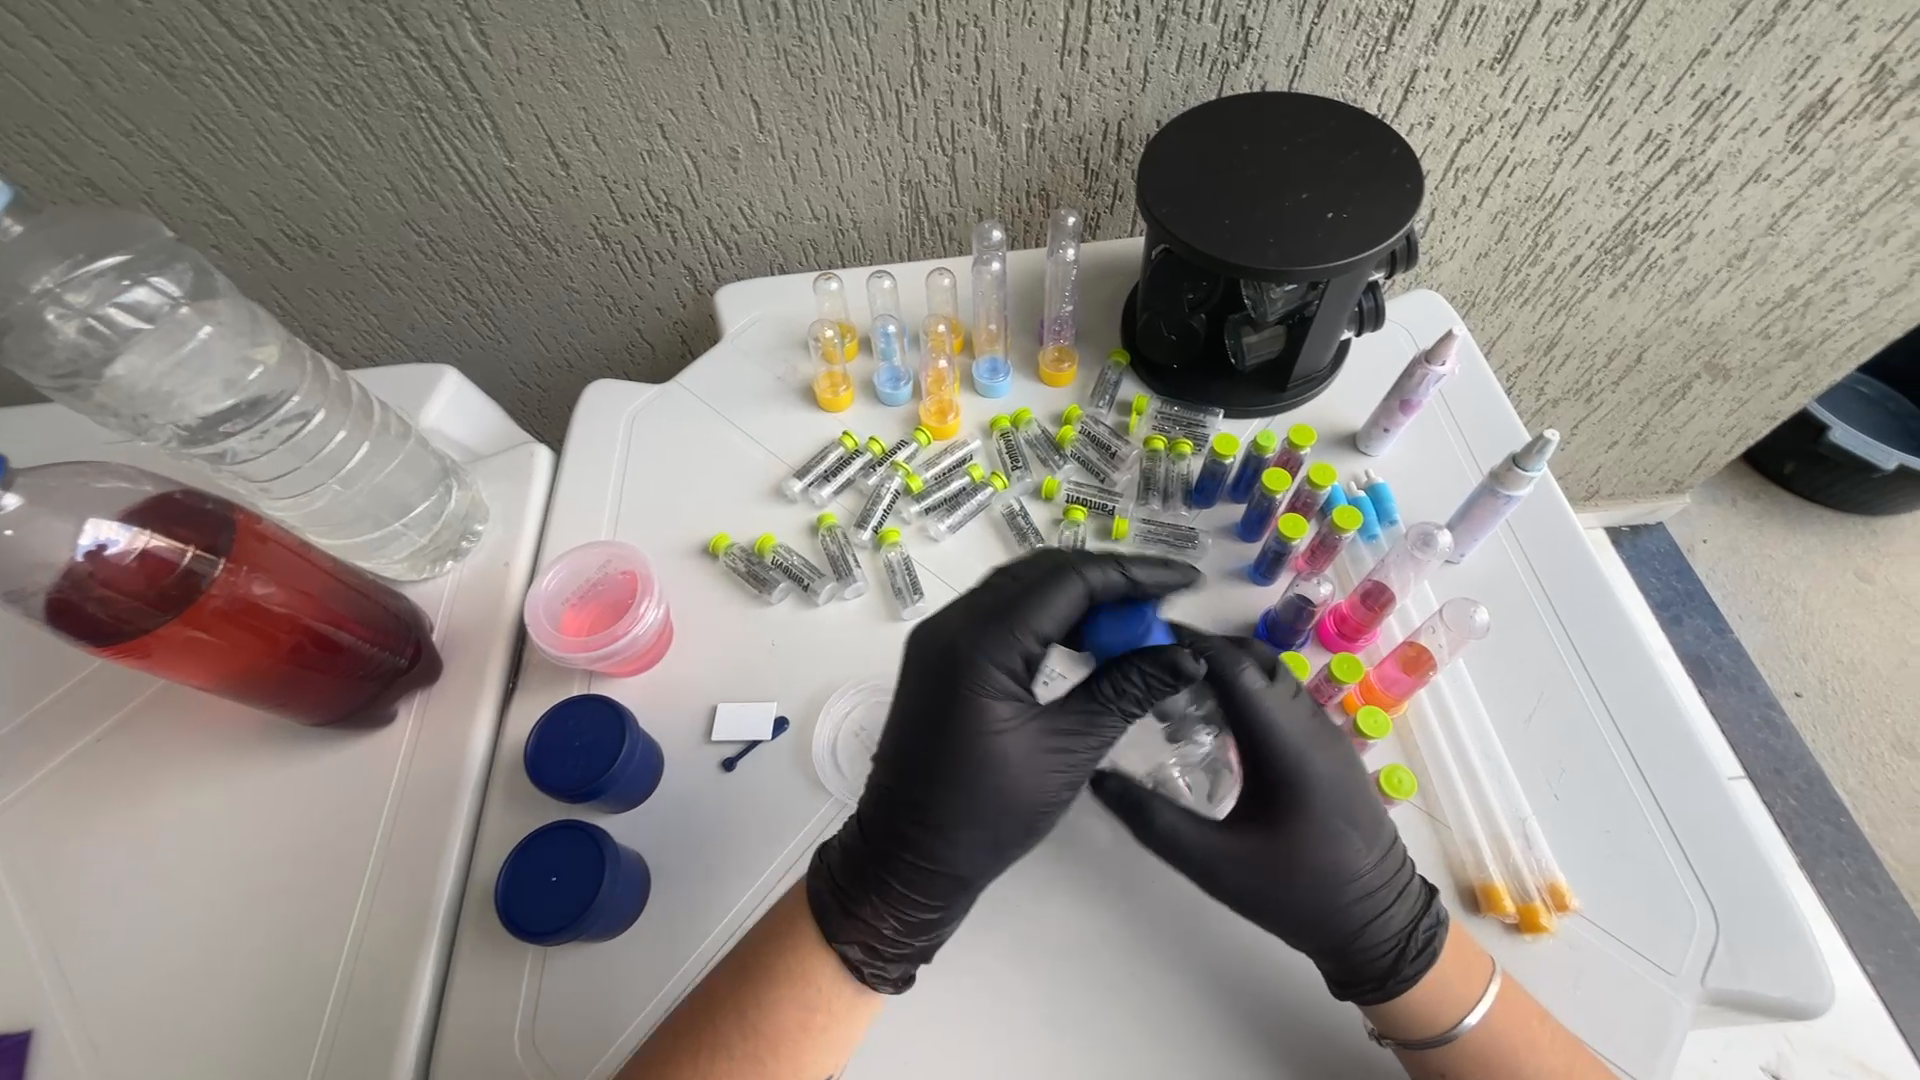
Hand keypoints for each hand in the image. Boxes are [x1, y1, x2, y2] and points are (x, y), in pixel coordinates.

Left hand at [807, 549, 1203, 992]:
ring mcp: (940, 634)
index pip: (1068, 580)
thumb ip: (1126, 690)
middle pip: (1042, 573)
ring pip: (1021, 588)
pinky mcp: (940, 652)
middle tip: (1163, 600)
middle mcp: (954, 622)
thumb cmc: (987, 816)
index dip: (1133, 575)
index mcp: (981, 642)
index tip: (1185, 580)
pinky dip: (1047, 616)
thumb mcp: (1068, 751)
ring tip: (1132, 621)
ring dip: (1078, 595)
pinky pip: (1001, 613)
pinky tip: (1085, 641)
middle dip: (1108, 580)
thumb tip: (1187, 654)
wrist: (904, 856)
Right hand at [1091, 634, 1447, 1004]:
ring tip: (1183, 692)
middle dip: (1207, 651)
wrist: (1379, 926)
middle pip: (1257, 660)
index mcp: (1283, 744)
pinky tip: (1223, 726)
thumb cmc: (1294, 893)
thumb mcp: (1213, 864)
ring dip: (1231, 671)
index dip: (1191, 645)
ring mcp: (1328, 734)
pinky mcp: (1333, 747)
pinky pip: (1288, 698)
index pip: (1233, 668)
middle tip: (1159, 664)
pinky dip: (1251, 692)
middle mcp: (1309, 725)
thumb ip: (1152, 820)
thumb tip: (1098, 779)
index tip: (1147, 640)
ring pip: (1276, 676)